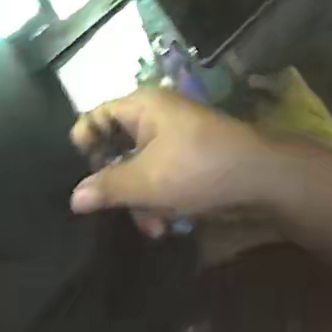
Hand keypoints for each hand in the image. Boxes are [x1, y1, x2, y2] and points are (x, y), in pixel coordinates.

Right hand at [68, 88, 279, 229]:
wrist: (256, 176)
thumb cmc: (197, 166)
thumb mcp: (146, 180)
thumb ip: (107, 186)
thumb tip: (74, 195)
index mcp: (144, 105)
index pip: (98, 115)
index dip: (85, 143)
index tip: (79, 176)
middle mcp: (157, 115)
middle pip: (116, 146)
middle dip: (117, 184)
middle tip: (117, 210)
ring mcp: (174, 136)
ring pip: (137, 168)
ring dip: (140, 201)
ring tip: (154, 226)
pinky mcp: (187, 158)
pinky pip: (158, 177)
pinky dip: (158, 200)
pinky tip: (166, 224)